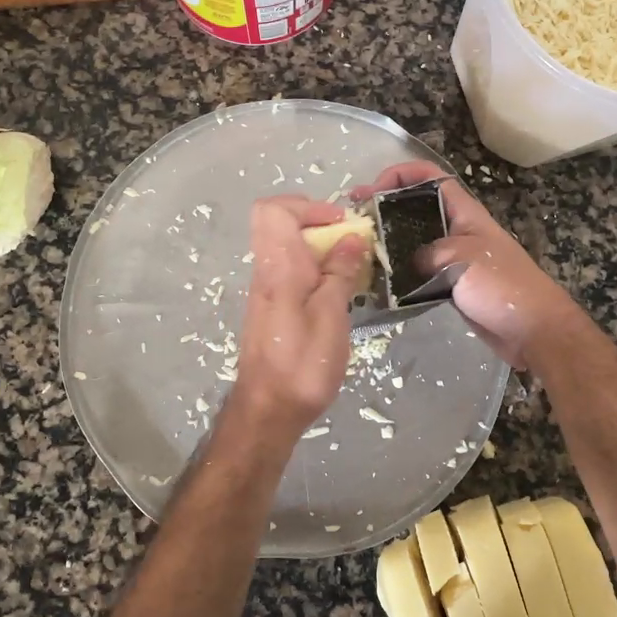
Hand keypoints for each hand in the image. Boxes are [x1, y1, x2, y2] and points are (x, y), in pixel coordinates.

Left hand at [227, 196, 367, 442]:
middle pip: (278, 223)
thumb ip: (340, 272)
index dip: (308, 205)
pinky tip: (336, 293)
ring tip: (349, 268)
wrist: (268, 411)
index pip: (273, 209)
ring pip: (285, 247)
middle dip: (317, 222)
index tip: (341, 224)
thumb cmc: (303, 364)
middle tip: (348, 242)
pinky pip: (289, 270)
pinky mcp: (271, 308)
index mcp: (278, 266)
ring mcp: (266, 290)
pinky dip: (313, 269)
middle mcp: (266, 271)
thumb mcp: (332, 315)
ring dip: (318, 248)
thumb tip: (351, 237)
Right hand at [352, 162, 587, 369]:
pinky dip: (400, 270)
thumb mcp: (460, 260)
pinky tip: (381, 279)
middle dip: (386, 206)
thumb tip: (406, 261)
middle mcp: (458, 229)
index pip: (430, 177)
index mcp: (464, 212)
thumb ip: (426, 253)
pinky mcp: (453, 283)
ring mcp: (455, 257)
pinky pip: (420, 269)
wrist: (533, 329)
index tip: (372, 189)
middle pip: (417, 206)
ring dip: (390, 240)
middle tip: (357, 218)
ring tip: (362, 248)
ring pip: (415, 238)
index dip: (400, 174)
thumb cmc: (502, 286)